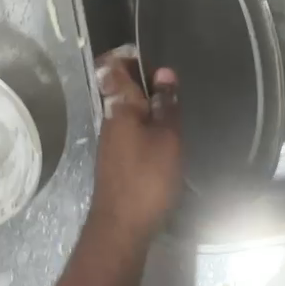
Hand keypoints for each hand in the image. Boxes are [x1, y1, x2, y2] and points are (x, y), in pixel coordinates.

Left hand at [89, 46, 182, 238]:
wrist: (121, 228)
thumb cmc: (147, 178)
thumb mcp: (167, 138)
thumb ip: (166, 105)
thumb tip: (164, 72)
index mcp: (119, 109)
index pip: (113, 69)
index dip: (130, 57)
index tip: (155, 58)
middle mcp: (109, 121)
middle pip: (121, 90)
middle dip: (144, 82)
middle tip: (173, 86)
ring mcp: (111, 143)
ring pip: (127, 112)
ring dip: (148, 106)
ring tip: (174, 110)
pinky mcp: (117, 162)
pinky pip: (131, 132)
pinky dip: (147, 127)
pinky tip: (165, 139)